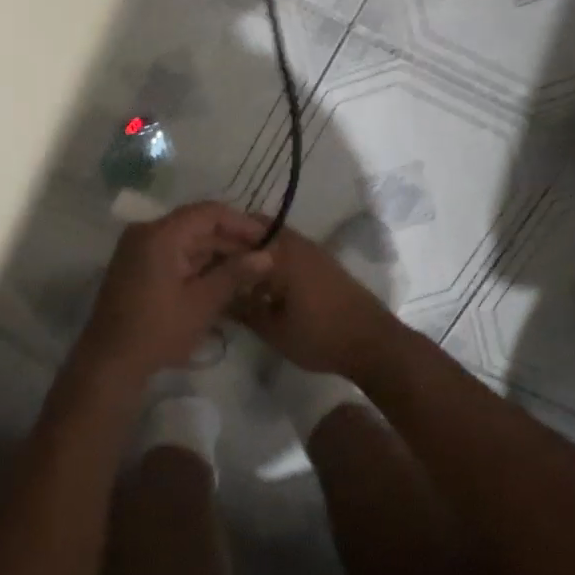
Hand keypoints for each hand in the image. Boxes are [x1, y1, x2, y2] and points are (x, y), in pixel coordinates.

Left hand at [78, 202, 272, 380]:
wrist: (110, 360)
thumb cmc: (159, 330)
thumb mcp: (202, 303)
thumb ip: (235, 274)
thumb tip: (267, 255)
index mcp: (160, 234)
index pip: (208, 213)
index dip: (240, 223)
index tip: (268, 239)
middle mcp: (146, 233)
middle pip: (196, 226)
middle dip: (230, 241)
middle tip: (263, 259)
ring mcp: (137, 250)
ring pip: (185, 242)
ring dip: (215, 255)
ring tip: (248, 272)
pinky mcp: (136, 267)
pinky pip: (172, 255)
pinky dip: (196, 265)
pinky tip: (221, 281)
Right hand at [229, 221, 395, 374]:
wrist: (374, 344)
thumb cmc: (320, 337)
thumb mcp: (272, 330)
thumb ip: (242, 310)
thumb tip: (216, 298)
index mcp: (280, 253)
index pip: (238, 237)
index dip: (216, 246)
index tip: (199, 260)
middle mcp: (297, 243)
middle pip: (257, 230)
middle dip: (235, 243)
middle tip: (214, 265)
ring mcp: (313, 251)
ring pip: (275, 239)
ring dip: (255, 250)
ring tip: (235, 274)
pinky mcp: (324, 263)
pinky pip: (290, 250)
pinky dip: (273, 258)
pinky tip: (263, 282)